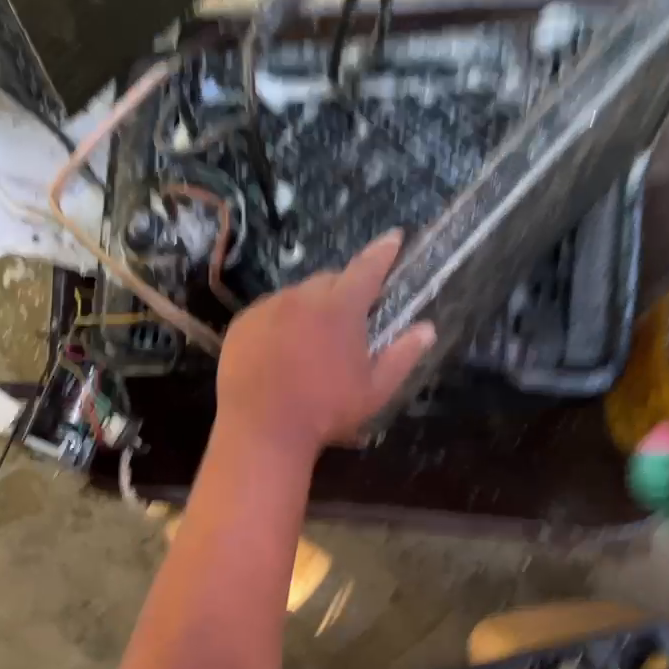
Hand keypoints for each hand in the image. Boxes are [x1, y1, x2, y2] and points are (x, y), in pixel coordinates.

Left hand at [215, 231, 435, 456]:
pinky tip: (280, 351)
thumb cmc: (325, 412)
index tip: (394, 238)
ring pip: (295, 296)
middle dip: (342, 292)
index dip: (383, 252)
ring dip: (308, 308)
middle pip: (329, 281)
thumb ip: (402, 355)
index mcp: (340, 308)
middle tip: (347, 320)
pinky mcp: (241, 324)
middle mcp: (301, 297)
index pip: (367, 268)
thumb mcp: (374, 390)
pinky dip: (279, 322)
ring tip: (310, 342)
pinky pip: (267, 312)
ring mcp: (266, 308)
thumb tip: (427, 329)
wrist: (261, 430)